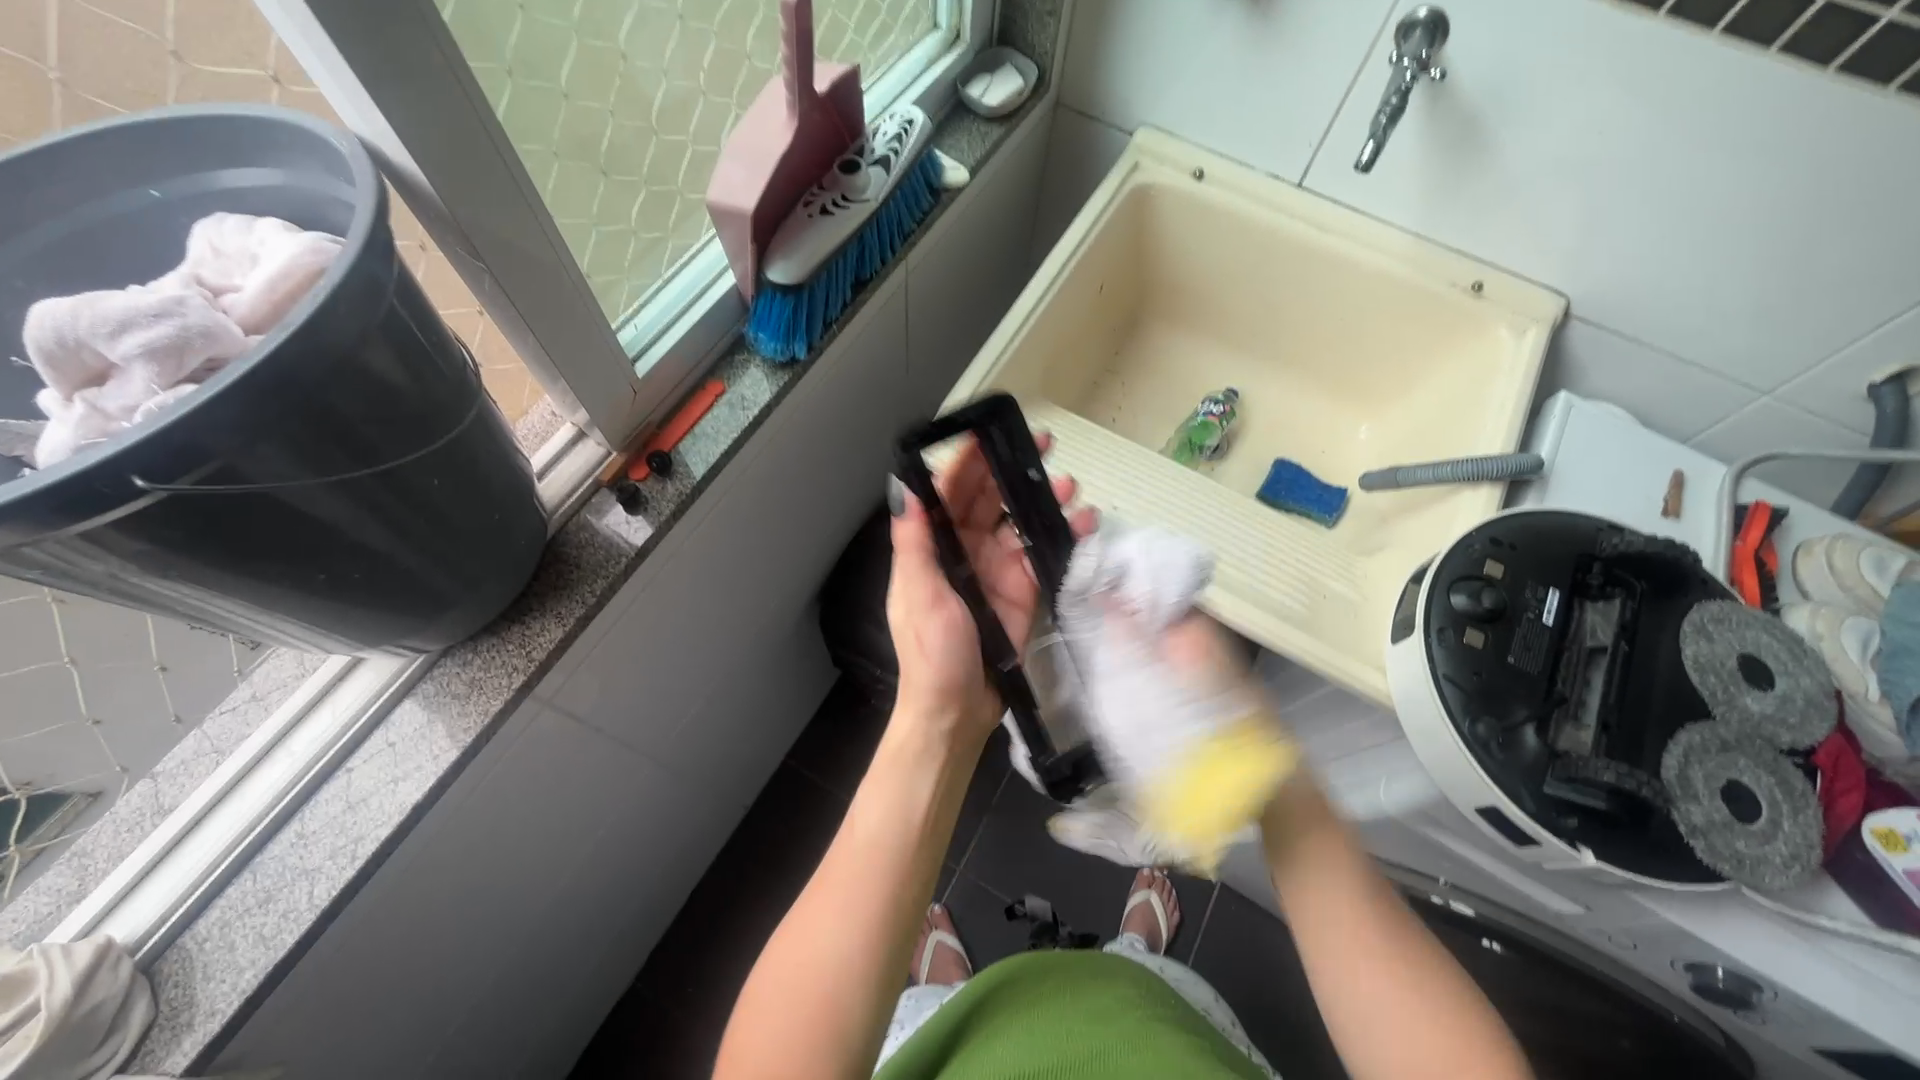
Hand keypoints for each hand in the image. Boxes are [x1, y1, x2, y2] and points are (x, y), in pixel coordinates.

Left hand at [886, 432, 1097, 740]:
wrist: (958, 709)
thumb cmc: (930, 653)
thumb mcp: (917, 594)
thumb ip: (915, 542)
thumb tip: (904, 488)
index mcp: (934, 548)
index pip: (950, 494)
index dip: (968, 462)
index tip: (989, 433)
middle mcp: (965, 552)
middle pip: (989, 498)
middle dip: (1012, 469)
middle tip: (1043, 444)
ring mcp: (997, 570)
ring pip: (1021, 522)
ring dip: (1043, 499)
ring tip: (1069, 485)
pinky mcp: (1024, 591)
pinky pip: (1044, 554)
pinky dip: (1063, 537)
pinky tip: (1082, 524)